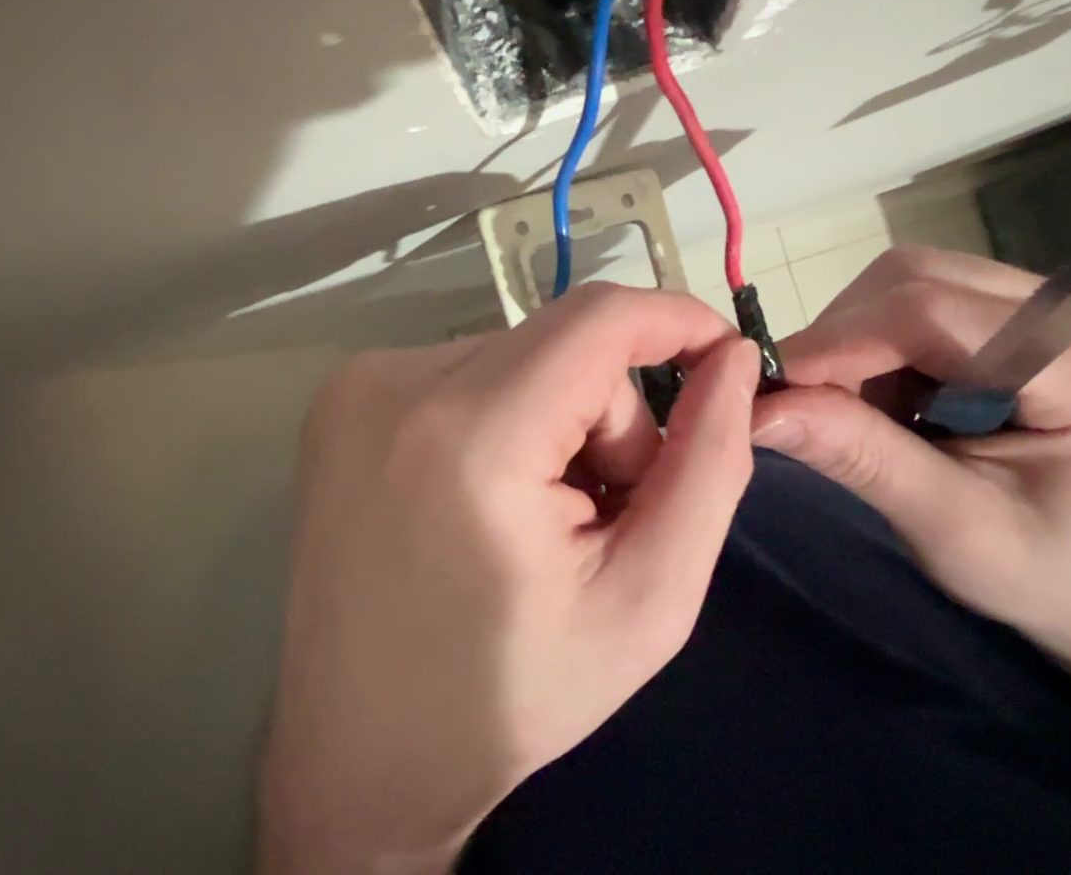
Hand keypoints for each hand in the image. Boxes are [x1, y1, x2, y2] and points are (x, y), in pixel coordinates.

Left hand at [260, 284, 759, 874]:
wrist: (361, 752)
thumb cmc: (510, 694)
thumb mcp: (646, 598)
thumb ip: (706, 466)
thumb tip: (733, 362)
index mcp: (471, 435)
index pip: (598, 318)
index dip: (675, 321)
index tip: (724, 361)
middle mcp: (395, 386)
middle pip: (560, 342)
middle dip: (612, 413)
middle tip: (606, 511)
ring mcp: (355, 389)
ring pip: (515, 354)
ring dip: (558, 418)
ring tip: (543, 518)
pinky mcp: (337, 401)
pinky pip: (463, 373)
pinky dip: (505, 417)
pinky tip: (491, 500)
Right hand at [750, 247, 1070, 670]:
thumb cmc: (1041, 572)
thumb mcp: (947, 527)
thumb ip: (861, 458)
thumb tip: (759, 409)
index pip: (936, 314)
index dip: (842, 341)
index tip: (769, 388)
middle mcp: (1068, 313)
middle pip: (916, 280)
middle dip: (841, 338)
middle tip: (803, 407)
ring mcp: (1040, 305)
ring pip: (905, 281)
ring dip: (852, 341)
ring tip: (851, 413)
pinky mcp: (1009, 314)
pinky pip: (912, 299)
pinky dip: (871, 345)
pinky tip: (881, 399)